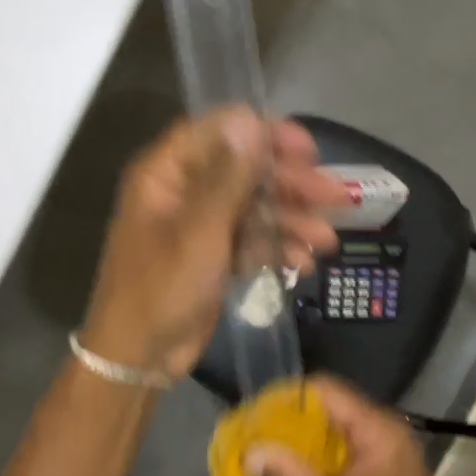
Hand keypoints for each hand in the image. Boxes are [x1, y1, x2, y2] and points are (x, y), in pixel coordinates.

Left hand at [80, 106, 344, 378]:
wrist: (139, 356)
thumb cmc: (161, 289)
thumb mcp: (199, 231)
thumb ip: (228, 176)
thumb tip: (249, 119)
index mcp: (166, 173)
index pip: (220, 132)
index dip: (266, 135)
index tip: (308, 150)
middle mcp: (183, 192)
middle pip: (246, 171)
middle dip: (291, 185)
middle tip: (336, 197)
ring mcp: (200, 226)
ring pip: (254, 208)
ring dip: (292, 221)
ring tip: (327, 241)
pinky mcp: (213, 258)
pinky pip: (250, 241)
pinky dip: (276, 249)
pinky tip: (304, 263)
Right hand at [245, 375, 472, 475]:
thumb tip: (250, 453)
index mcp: (375, 428)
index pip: (322, 390)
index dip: (283, 402)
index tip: (253, 425)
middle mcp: (381, 430)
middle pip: (324, 412)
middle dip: (286, 430)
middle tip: (253, 452)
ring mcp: (384, 452)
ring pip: (330, 437)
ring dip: (299, 453)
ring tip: (267, 472)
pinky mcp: (382, 473)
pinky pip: (340, 457)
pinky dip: (316, 468)